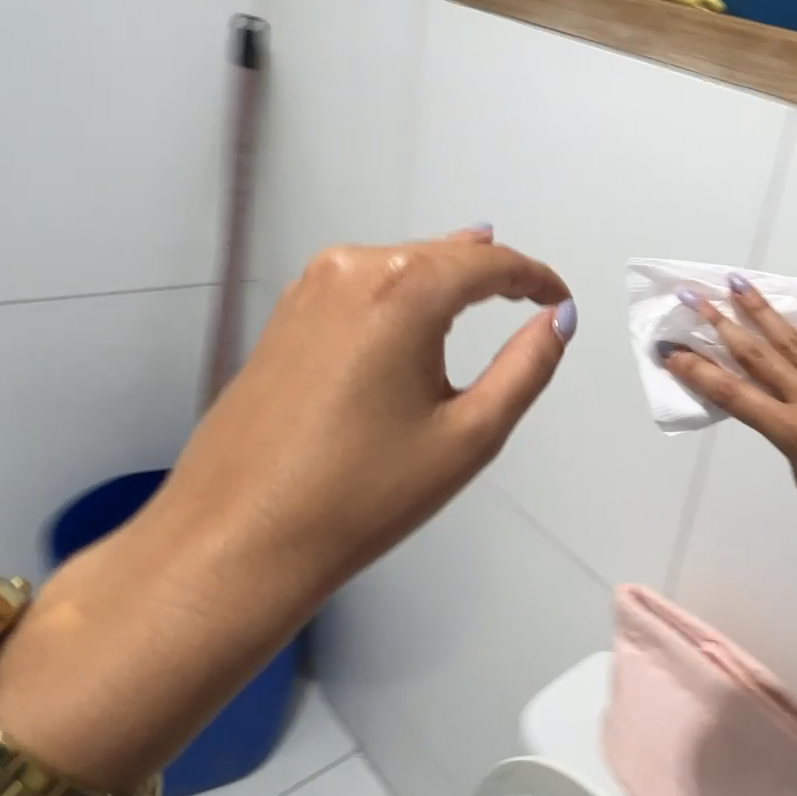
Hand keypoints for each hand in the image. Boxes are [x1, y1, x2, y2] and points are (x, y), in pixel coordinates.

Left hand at [0, 229, 572, 792]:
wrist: (235, 541)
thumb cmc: (364, 493)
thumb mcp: (470, 435)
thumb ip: (527, 366)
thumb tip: (559, 318)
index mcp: (403, 290)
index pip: (490, 263)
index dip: (536, 276)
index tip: (561, 300)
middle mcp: (352, 269)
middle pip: (444, 254)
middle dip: (494, 271)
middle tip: (533, 294)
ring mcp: (309, 290)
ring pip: (401, 263)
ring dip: (448, 276)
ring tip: (486, 285)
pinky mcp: (284, 317)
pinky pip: (365, 283)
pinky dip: (405, 290)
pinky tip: (419, 307)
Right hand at [659, 275, 796, 569]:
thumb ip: (787, 439)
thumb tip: (779, 413)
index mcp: (791, 432)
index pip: (732, 393)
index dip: (697, 370)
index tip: (670, 350)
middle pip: (756, 354)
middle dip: (720, 324)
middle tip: (693, 297)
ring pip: (791, 340)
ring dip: (761, 309)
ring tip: (737, 282)